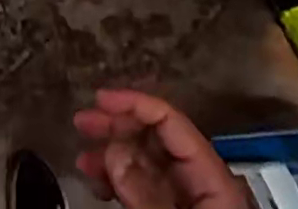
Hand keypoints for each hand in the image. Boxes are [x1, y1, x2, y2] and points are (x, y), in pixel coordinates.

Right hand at [74, 89, 243, 208]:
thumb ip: (145, 196)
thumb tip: (115, 149)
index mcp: (215, 183)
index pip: (173, 124)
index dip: (135, 104)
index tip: (99, 100)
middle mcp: (204, 188)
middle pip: (159, 140)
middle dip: (119, 127)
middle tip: (82, 123)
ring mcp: (190, 207)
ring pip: (148, 165)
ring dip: (114, 155)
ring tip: (83, 159)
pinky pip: (145, 191)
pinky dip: (120, 183)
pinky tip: (98, 185)